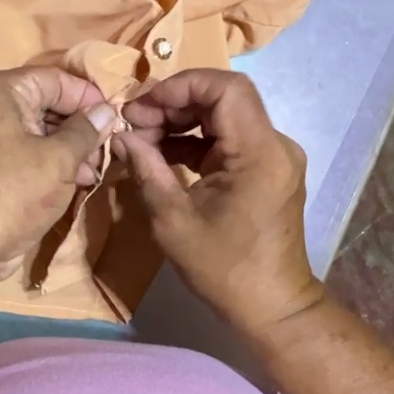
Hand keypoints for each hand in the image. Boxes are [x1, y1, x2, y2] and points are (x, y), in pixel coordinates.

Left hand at [0, 67, 120, 283]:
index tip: (116, 116)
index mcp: (0, 91)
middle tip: (109, 146)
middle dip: (79, 125)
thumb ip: (85, 131)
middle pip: (45, 102)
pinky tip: (77, 180)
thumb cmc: (12, 194)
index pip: (55, 78)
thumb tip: (105, 111)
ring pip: (37, 129)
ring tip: (96, 169)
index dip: (88, 96)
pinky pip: (24, 150)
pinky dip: (49, 161)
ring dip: (69, 147)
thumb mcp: (59, 161)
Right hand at [112, 69, 324, 341]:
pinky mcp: (265, 168)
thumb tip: (118, 135)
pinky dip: (194, 140)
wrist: (273, 307)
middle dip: (173, 103)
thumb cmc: (224, 268)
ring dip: (180, 121)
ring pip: (222, 116)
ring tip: (140, 139)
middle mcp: (274, 144)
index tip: (142, 106)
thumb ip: (146, 169)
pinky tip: (160, 154)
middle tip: (133, 123)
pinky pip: (227, 139)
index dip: (180, 86)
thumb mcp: (173, 220)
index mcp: (259, 152)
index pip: (225, 88)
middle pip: (222, 98)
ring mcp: (272, 155)